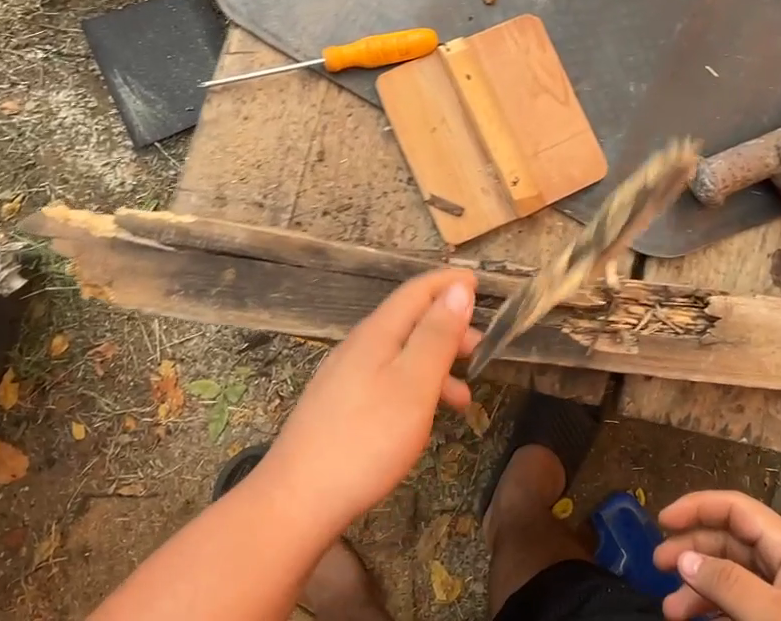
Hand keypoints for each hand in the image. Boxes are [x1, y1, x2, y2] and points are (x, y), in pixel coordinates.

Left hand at [256, 269, 480, 532]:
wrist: (298, 500)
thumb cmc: (366, 438)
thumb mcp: (414, 384)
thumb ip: (437, 335)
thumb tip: (458, 288)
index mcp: (377, 333)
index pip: (415, 292)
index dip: (447, 284)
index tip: (478, 281)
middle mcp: (358, 347)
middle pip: (408, 321)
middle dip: (448, 326)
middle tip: (483, 347)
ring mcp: (345, 378)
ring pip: (400, 354)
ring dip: (436, 363)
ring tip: (466, 394)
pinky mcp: (339, 407)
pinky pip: (387, 380)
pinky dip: (416, 387)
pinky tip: (425, 418)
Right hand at [653, 491, 780, 620]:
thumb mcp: (772, 614)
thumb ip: (727, 583)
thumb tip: (684, 556)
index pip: (735, 509)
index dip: (697, 507)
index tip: (661, 522)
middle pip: (730, 542)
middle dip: (693, 551)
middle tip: (657, 569)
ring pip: (735, 577)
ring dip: (701, 588)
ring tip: (672, 612)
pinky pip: (746, 605)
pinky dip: (720, 610)